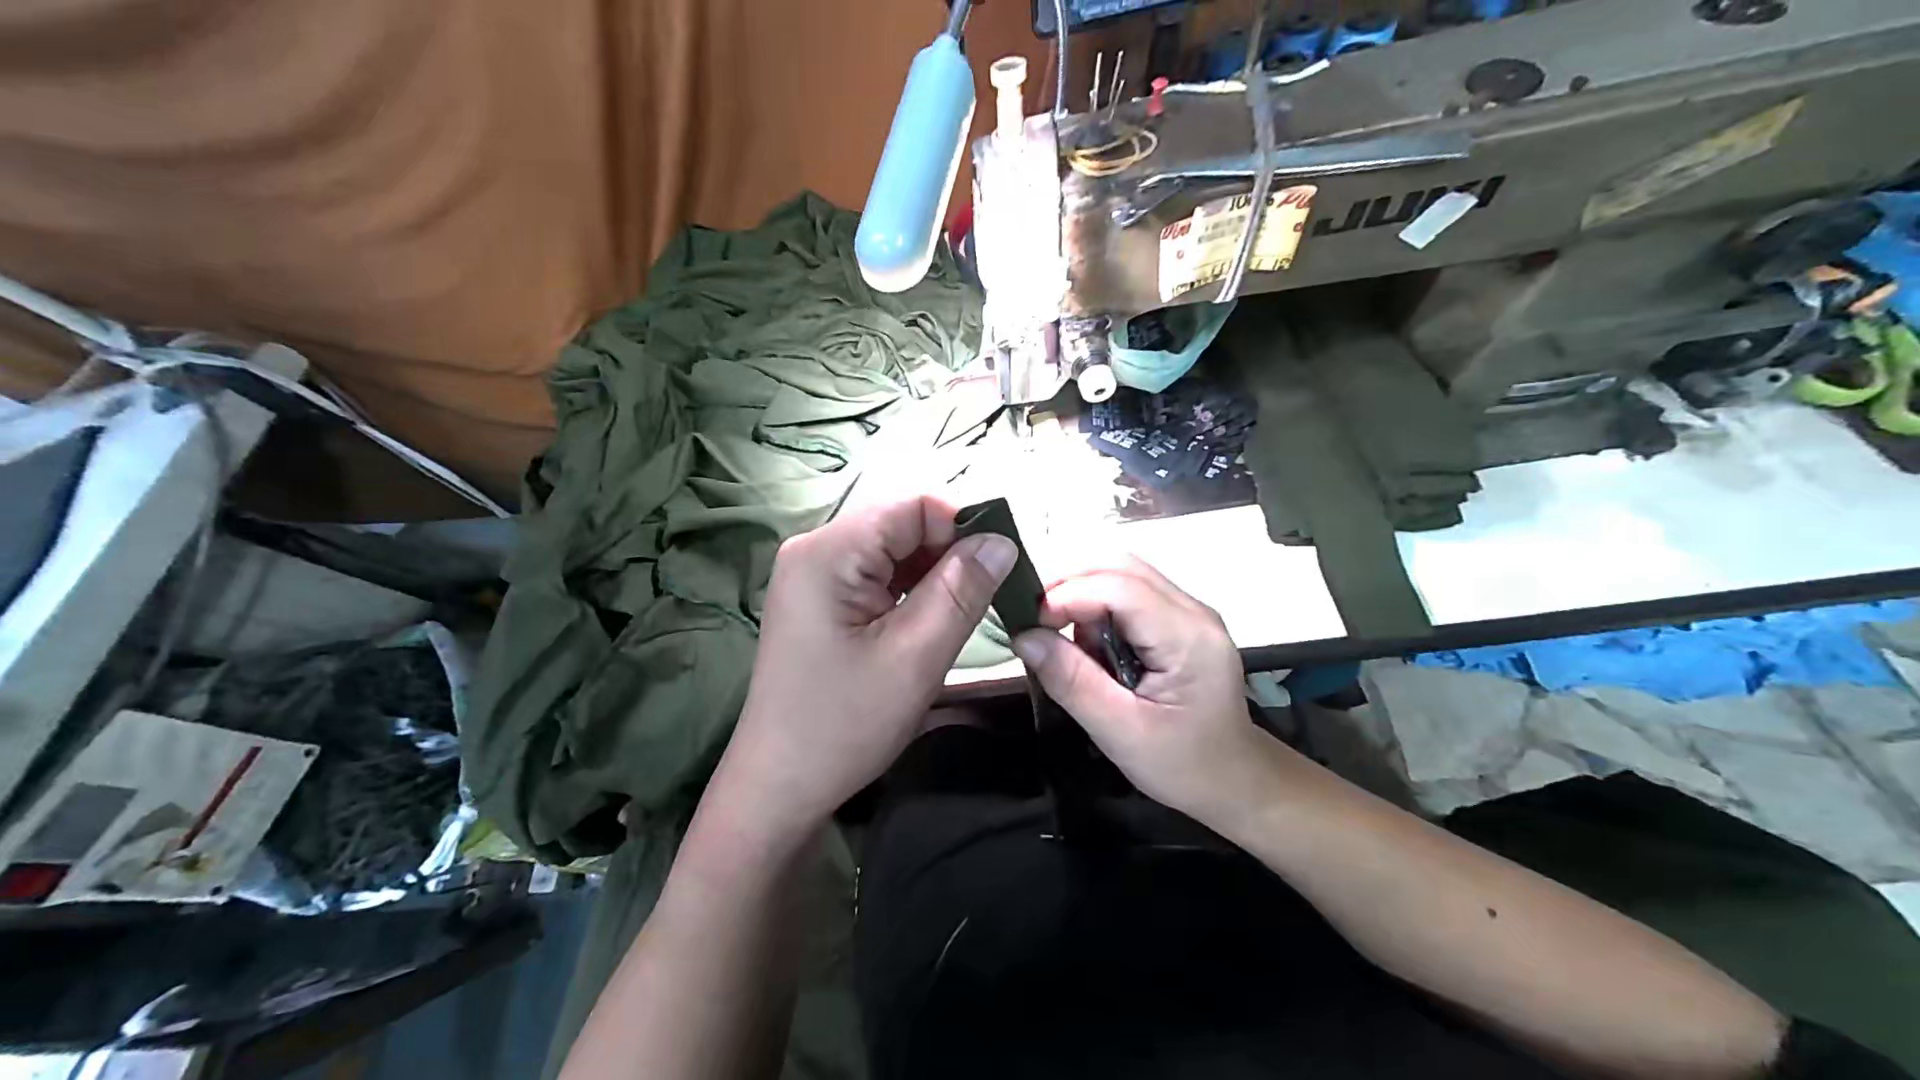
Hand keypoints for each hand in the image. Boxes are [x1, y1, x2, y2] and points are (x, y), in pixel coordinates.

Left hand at [709, 496, 1016, 844]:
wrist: (780, 784)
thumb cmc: (844, 725)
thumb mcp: (915, 657)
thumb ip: (961, 590)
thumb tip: (1002, 541)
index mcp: (828, 552)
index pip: (912, 506)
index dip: (963, 526)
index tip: (1003, 566)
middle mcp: (815, 550)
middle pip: (902, 525)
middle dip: (951, 552)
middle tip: (990, 596)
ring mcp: (815, 575)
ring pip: (894, 551)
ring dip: (935, 573)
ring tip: (964, 611)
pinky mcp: (821, 599)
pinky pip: (878, 576)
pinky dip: (913, 590)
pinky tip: (931, 619)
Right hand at [1010, 560, 1284, 831]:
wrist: (1234, 781)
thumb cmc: (1182, 764)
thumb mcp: (1120, 732)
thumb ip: (1072, 681)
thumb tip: (1024, 637)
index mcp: (1188, 638)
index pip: (1119, 587)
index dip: (1068, 595)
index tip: (1030, 624)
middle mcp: (1193, 612)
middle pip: (1121, 569)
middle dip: (1072, 589)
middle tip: (1039, 627)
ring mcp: (1189, 613)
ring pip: (1123, 577)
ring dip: (1085, 600)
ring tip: (1069, 647)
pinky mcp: (1180, 622)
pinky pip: (1131, 596)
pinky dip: (1100, 612)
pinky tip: (1094, 650)